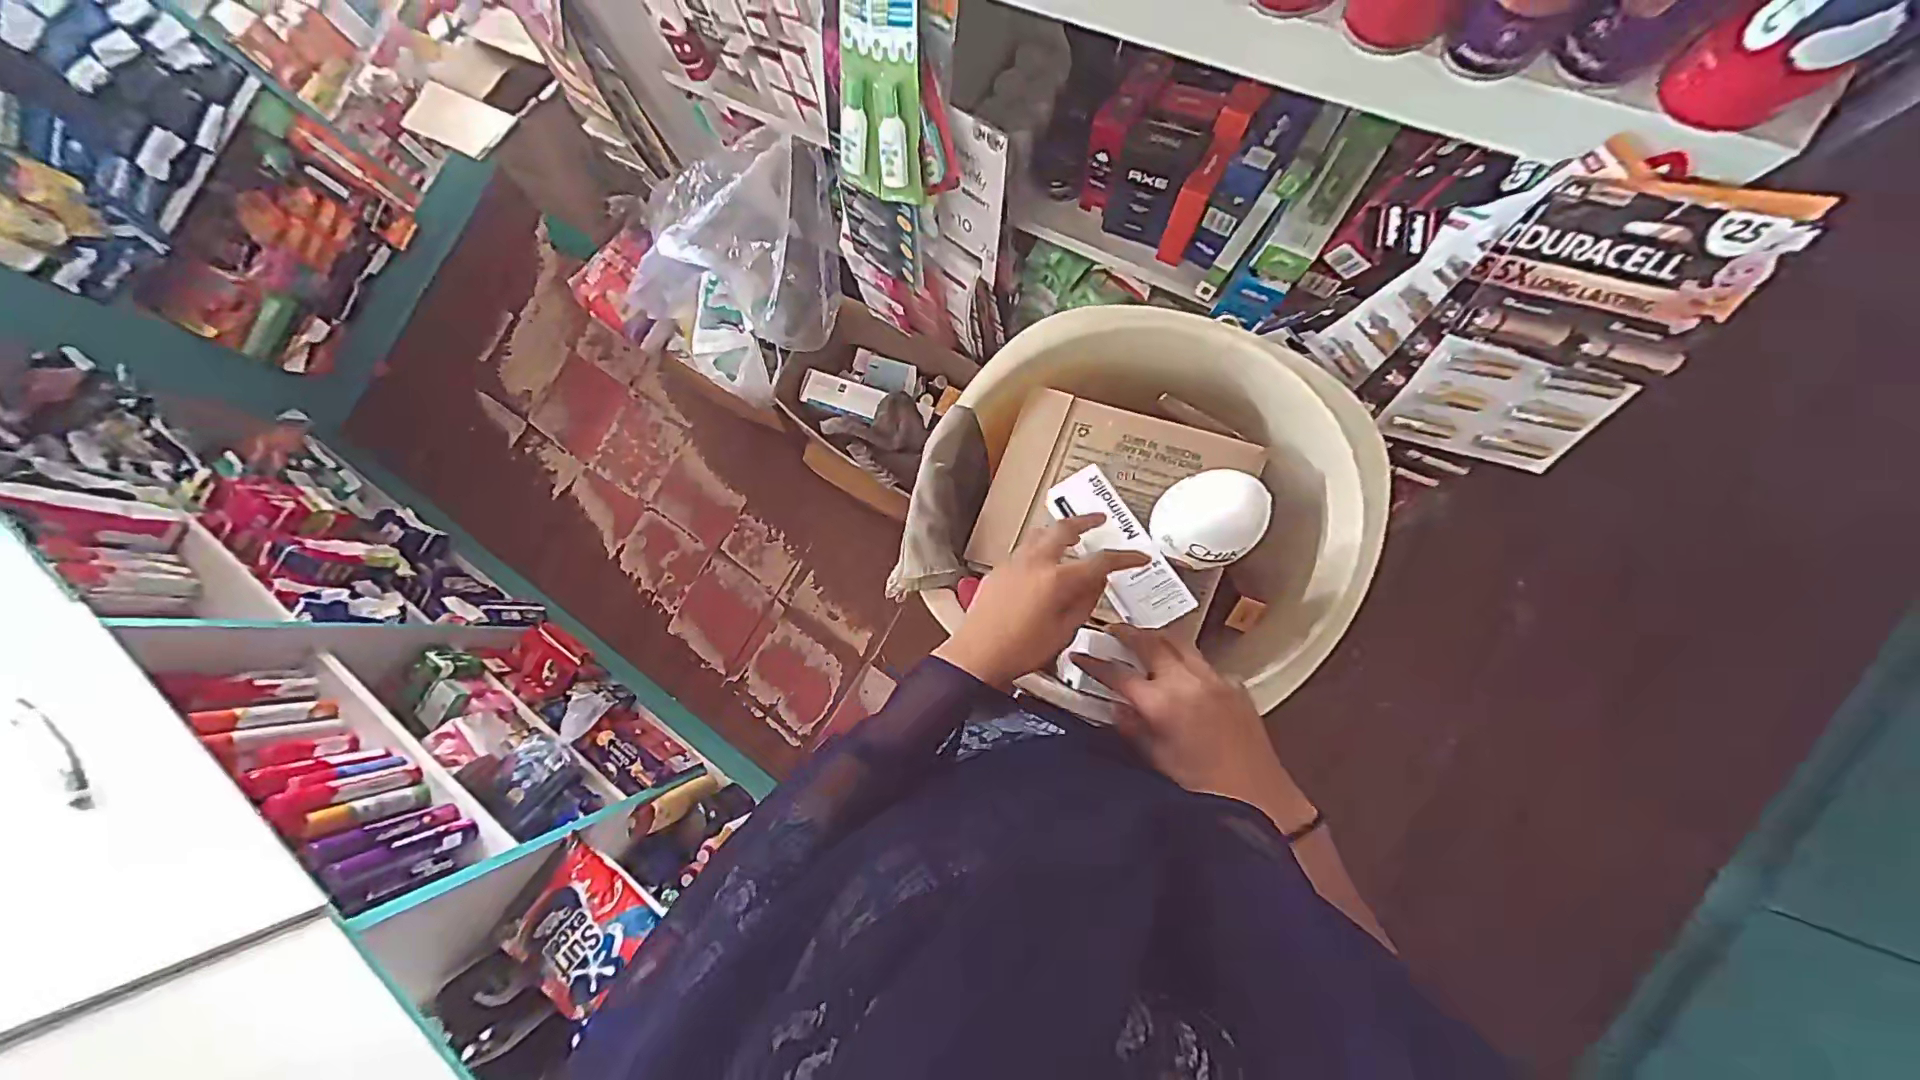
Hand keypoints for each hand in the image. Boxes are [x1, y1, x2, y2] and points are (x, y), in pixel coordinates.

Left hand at [933, 514, 1148, 689]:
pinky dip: (1040, 546)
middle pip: (1064, 528)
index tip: (1137, 557)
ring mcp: (1013, 563)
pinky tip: (1044, 559)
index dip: (1123, 558)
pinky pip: (1024, 549)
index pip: (1099, 561)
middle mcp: (1034, 563)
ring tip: (1072, 534)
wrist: (977, 656)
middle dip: (1086, 521)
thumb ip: (1085, 601)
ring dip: (1059, 530)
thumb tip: (1097, 582)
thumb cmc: (1018, 650)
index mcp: (1056, 580)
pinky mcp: (999, 570)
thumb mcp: (1064, 631)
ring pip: (1040, 534)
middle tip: (1099, 520)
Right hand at [1074, 626, 1315, 831]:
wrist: (1259, 796)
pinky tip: (1181, 671)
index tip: (1081, 657)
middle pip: (1150, 642)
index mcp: (1161, 703)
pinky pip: (1204, 661)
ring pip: (1179, 642)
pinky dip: (1186, 659)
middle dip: (1127, 633)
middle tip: (1112, 631)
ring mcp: (1214, 680)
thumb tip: (1117, 709)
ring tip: (1143, 638)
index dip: (1094, 663)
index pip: (1118, 673)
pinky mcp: (1234, 686)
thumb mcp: (1156, 759)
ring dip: (1157, 637)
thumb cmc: (1207, 787)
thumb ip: (1132, 728)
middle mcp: (1187, 683)